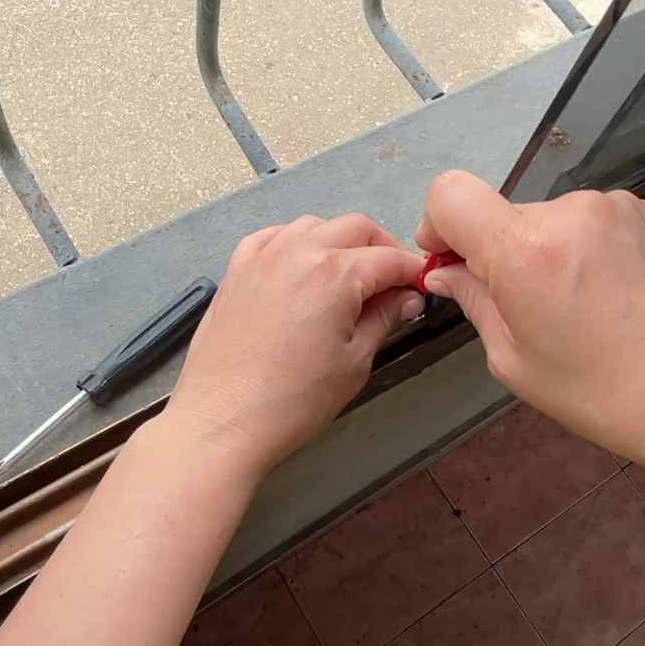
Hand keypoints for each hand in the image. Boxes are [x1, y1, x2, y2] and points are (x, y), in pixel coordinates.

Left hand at [162, 214, 426, 479]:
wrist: (222, 420)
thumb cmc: (292, 401)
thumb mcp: (353, 362)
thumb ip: (383, 319)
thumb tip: (406, 299)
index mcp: (334, 274)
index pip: (389, 258)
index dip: (412, 271)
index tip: (422, 286)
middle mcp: (298, 252)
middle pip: (354, 228)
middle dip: (381, 248)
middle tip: (392, 281)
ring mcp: (262, 258)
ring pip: (312, 225)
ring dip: (339, 240)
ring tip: (349, 273)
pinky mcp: (236, 271)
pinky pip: (270, 237)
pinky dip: (294, 242)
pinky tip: (301, 264)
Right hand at [415, 170, 644, 493]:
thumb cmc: (604, 394)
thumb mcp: (513, 360)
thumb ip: (473, 300)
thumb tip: (445, 271)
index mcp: (525, 250)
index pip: (449, 193)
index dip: (438, 225)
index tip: (453, 260)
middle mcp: (571, 212)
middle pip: (505, 213)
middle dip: (502, 251)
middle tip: (529, 306)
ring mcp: (619, 206)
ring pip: (553, 219)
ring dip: (551, 250)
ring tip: (585, 305)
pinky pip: (598, 221)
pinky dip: (592, 248)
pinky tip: (618, 293)